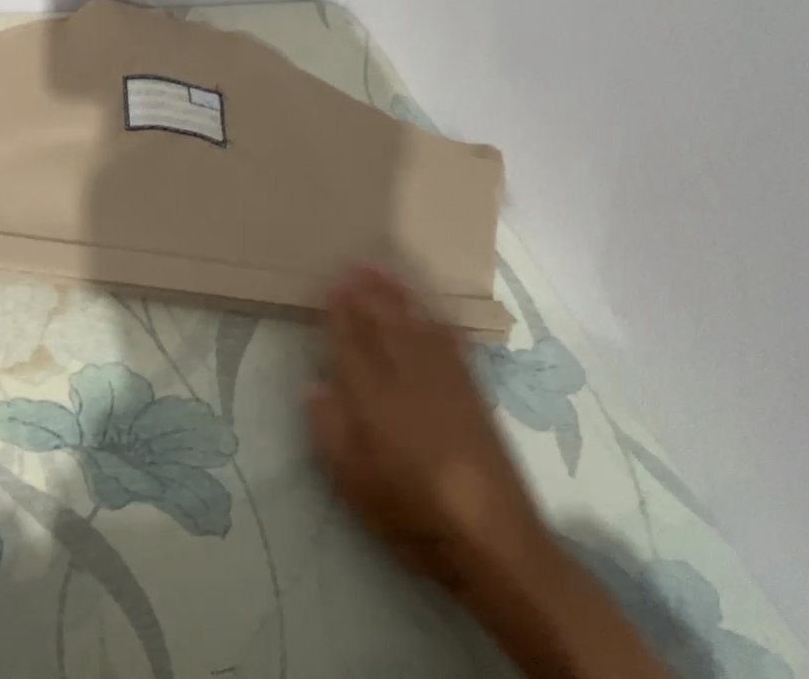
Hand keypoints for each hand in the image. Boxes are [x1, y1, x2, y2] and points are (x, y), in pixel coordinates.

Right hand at [306, 265, 548, 594]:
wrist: (494, 544)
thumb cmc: (411, 515)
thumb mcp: (353, 482)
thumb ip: (331, 431)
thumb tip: (314, 387)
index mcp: (377, 403)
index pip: (353, 346)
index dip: (340, 315)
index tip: (330, 286)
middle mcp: (413, 385)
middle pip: (388, 329)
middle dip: (371, 295)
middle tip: (355, 265)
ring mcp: (450, 390)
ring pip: (422, 331)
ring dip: (403, 300)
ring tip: (386, 274)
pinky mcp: (477, 401)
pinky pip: (455, 350)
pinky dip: (440, 326)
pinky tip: (435, 315)